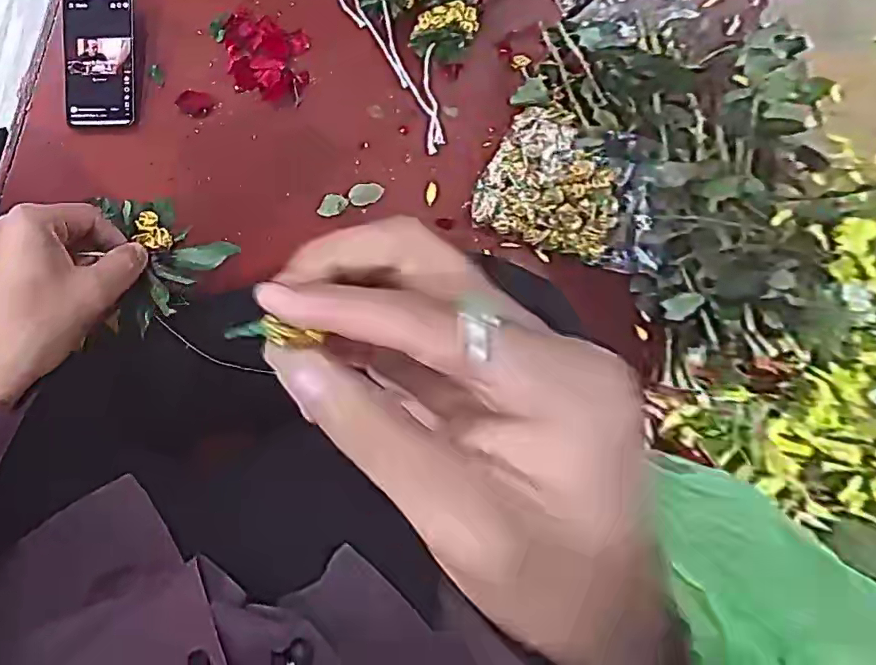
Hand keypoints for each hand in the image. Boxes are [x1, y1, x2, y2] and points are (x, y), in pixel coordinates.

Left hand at [0, 203, 146, 405]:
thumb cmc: (36, 325)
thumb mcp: (93, 292)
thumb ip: (124, 265)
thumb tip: (139, 252)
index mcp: (31, 220)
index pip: (91, 217)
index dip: (118, 242)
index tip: (132, 266)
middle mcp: (14, 227)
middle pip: (76, 234)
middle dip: (101, 262)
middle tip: (119, 287)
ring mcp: (5, 251)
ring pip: (63, 254)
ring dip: (86, 276)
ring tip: (100, 305)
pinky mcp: (3, 274)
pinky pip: (45, 267)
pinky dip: (66, 283)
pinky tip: (77, 309)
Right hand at [257, 218, 665, 664]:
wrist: (605, 617)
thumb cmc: (543, 584)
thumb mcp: (449, 519)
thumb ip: (363, 429)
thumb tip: (286, 354)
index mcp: (557, 381)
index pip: (430, 318)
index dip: (342, 303)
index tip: (271, 298)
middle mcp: (545, 339)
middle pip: (429, 258)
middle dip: (344, 260)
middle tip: (283, 289)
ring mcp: (522, 339)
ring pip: (419, 270)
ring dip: (348, 277)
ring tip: (292, 307)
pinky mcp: (493, 351)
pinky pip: (416, 310)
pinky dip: (361, 314)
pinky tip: (323, 333)